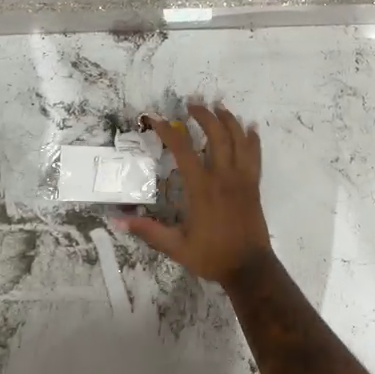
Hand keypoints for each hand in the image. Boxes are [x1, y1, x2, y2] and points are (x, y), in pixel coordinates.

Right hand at [119, 103, 271, 285]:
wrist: (250, 269)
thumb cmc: (211, 256)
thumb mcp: (175, 246)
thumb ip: (148, 230)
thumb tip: (118, 220)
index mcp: (201, 188)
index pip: (183, 149)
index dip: (168, 131)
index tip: (156, 119)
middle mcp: (223, 177)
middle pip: (216, 135)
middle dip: (204, 116)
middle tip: (192, 104)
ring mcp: (242, 179)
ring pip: (239, 140)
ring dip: (229, 120)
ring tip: (219, 107)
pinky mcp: (254, 186)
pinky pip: (256, 156)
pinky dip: (253, 140)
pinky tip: (251, 128)